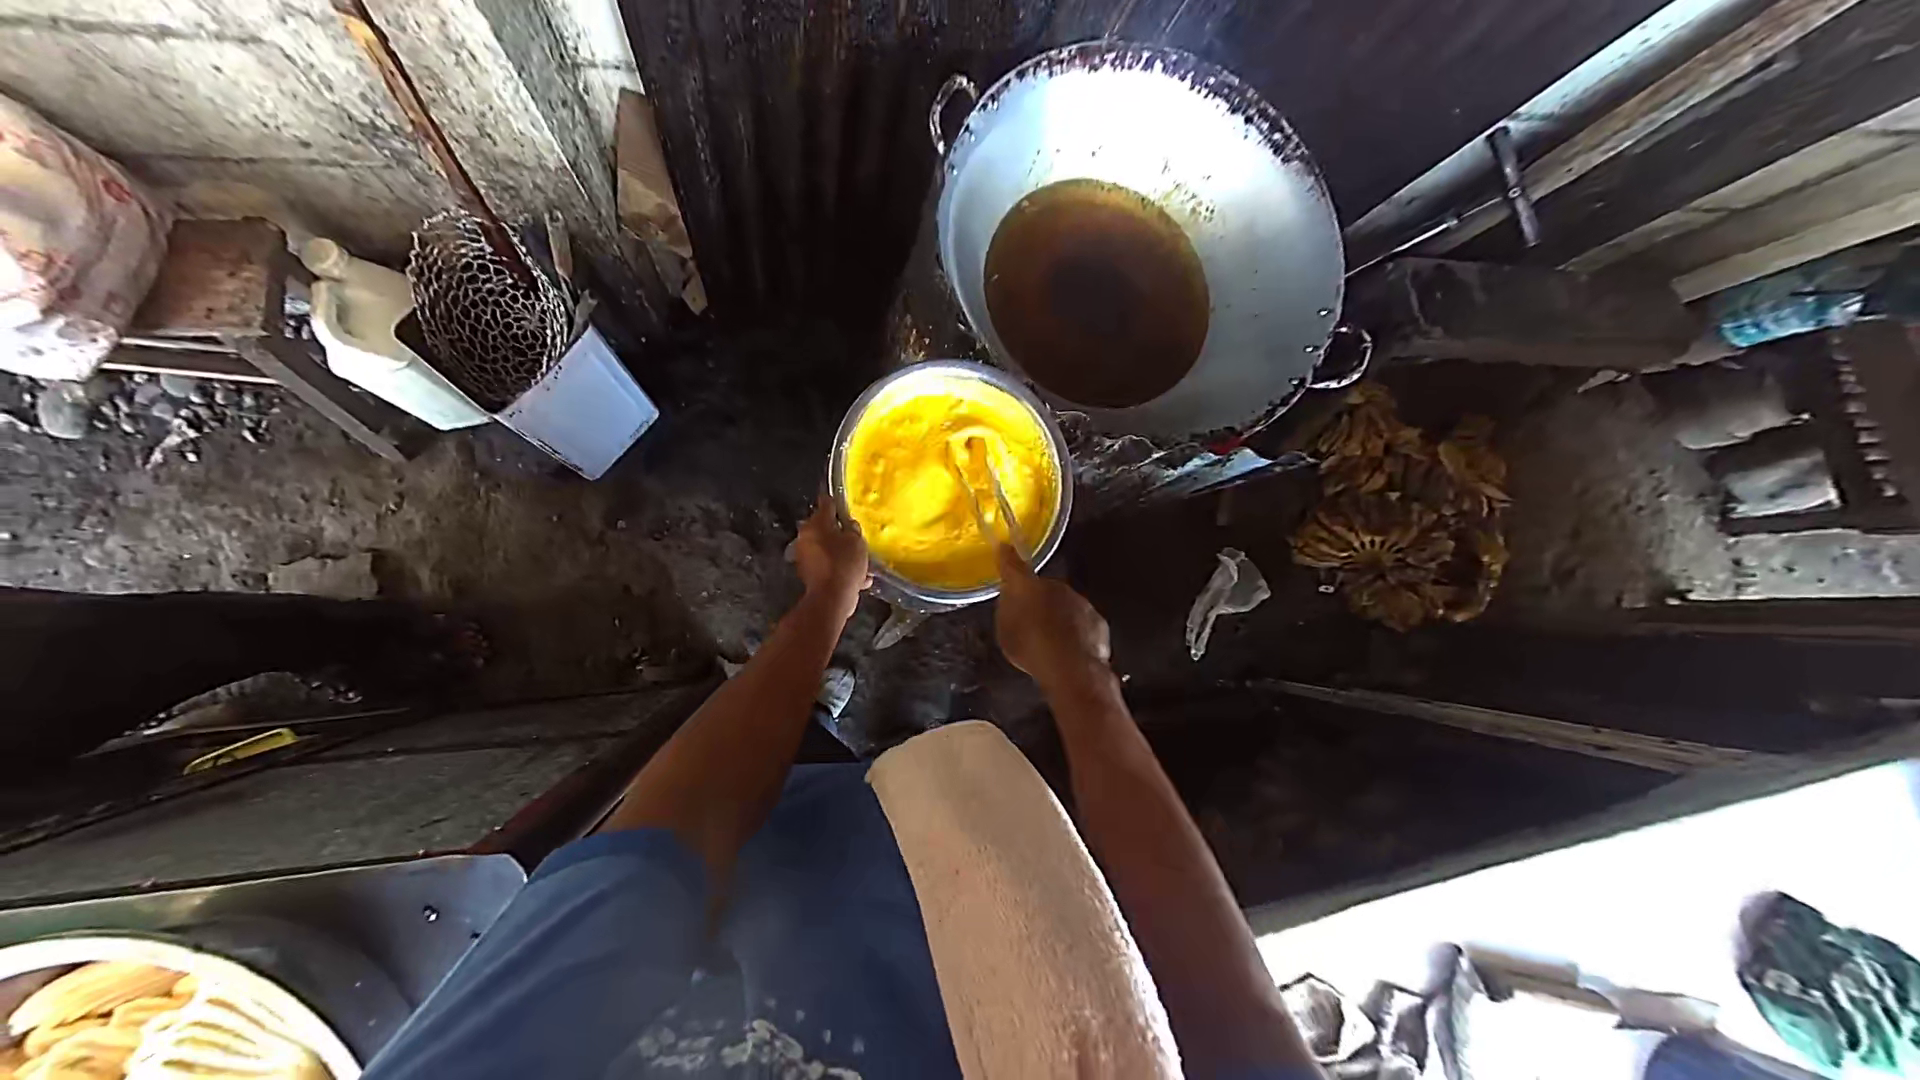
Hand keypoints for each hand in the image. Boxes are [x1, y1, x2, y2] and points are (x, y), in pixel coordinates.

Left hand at [791, 500, 870, 622]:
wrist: (832, 598)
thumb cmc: (844, 563)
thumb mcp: (857, 541)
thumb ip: (853, 530)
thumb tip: (848, 526)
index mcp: (815, 525)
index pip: (826, 504)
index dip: (836, 501)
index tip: (841, 499)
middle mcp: (805, 538)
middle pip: (826, 529)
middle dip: (841, 533)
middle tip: (857, 538)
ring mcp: (806, 558)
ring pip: (828, 550)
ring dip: (843, 554)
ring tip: (862, 563)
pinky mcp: (810, 575)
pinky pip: (829, 567)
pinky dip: (841, 570)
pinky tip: (858, 579)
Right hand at [994, 545, 1112, 694]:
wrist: (1071, 669)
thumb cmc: (1031, 649)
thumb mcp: (1006, 631)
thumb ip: (1008, 609)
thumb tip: (1010, 598)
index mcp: (1027, 587)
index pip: (1013, 566)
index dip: (1007, 557)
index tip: (1003, 548)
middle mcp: (1056, 587)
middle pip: (1043, 590)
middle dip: (1037, 603)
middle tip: (1029, 626)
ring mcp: (1080, 603)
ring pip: (1065, 606)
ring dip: (1058, 620)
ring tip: (1049, 645)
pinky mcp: (1097, 621)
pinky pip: (1082, 624)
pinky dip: (1076, 634)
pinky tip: (1069, 653)